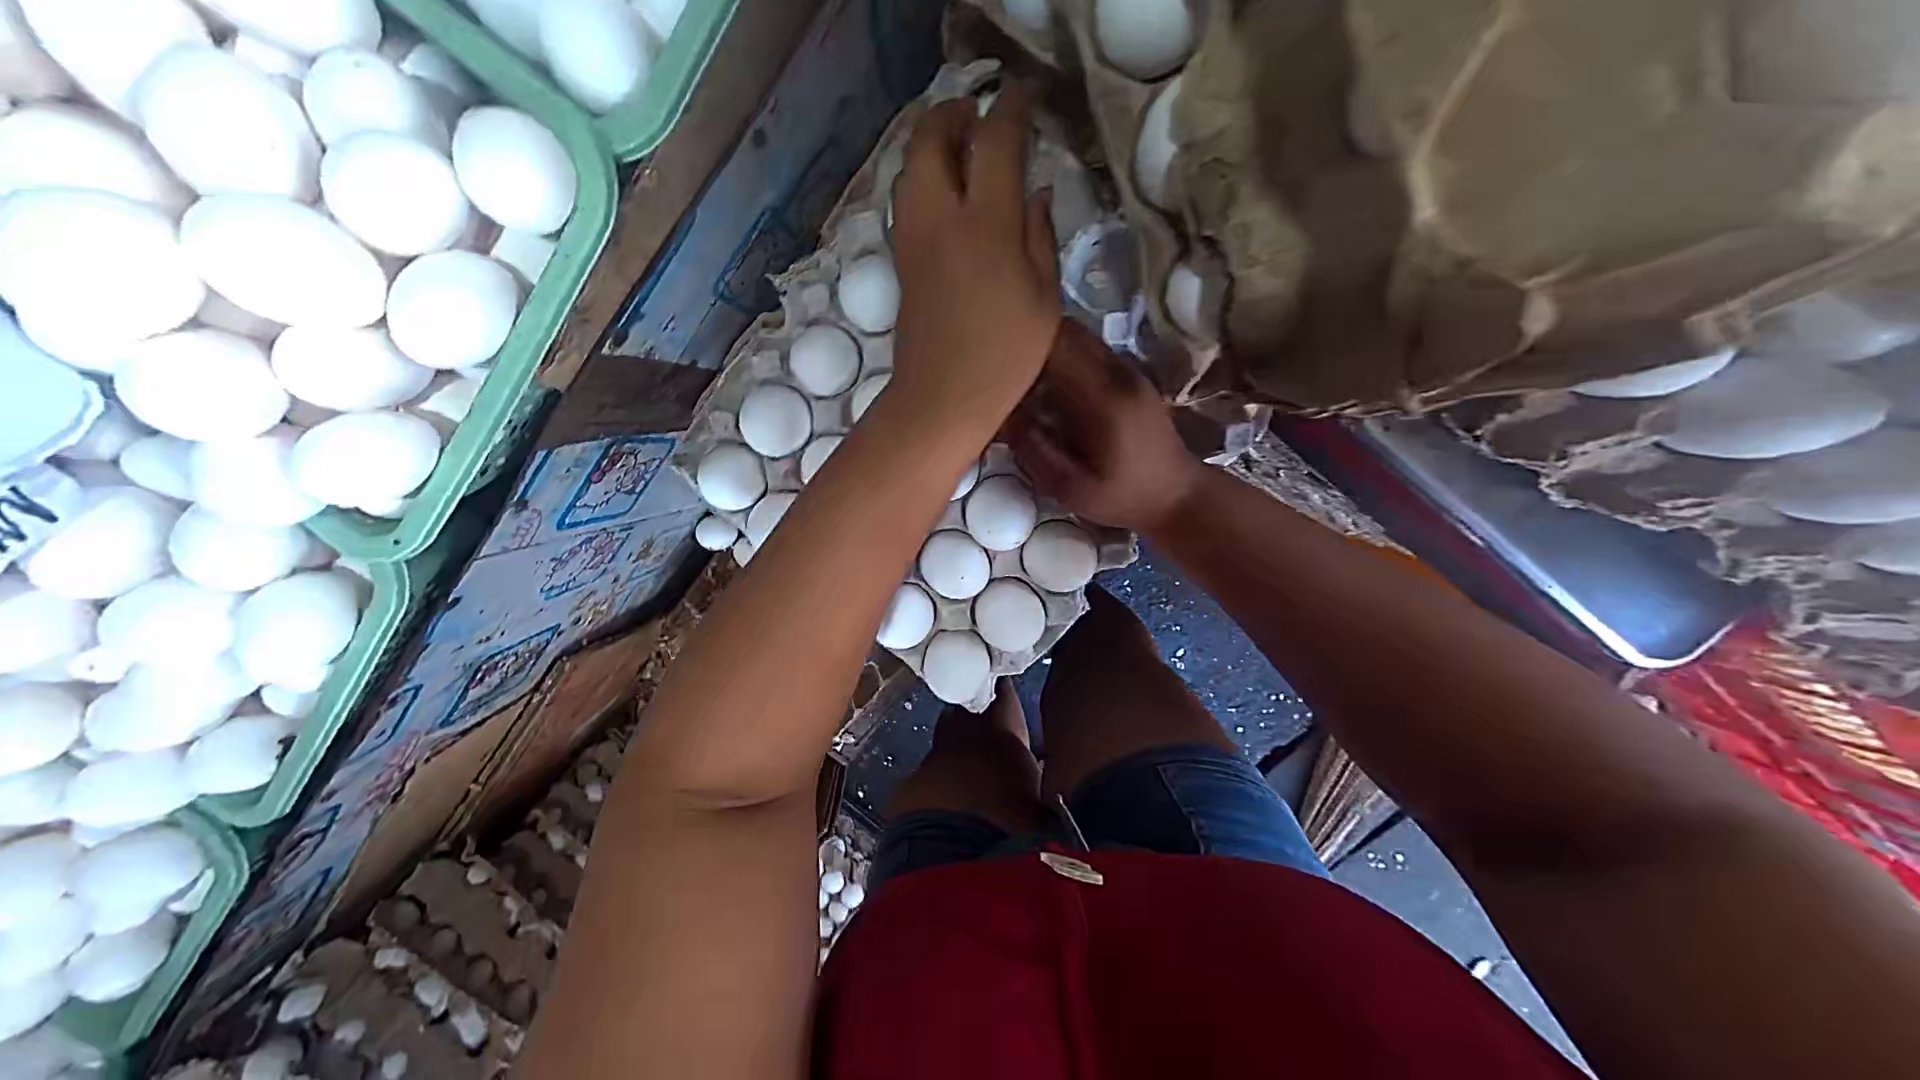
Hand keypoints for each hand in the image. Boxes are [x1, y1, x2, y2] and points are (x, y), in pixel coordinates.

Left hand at [888, 83, 1060, 425]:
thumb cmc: (1005, 355)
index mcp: (985, 224)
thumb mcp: (1044, 297)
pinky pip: (907, 198)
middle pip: (931, 137)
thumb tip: (1036, 194)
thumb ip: (1039, 236)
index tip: (1025, 94)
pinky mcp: (901, 259)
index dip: (1011, 108)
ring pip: (912, 166)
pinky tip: (948, 194)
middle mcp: (940, 217)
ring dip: (933, 145)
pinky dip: (924, 178)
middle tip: (980, 117)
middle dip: (953, 114)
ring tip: (963, 151)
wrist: (943, 396)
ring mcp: (912, 237)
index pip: (995, 142)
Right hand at [1006, 319, 1204, 534]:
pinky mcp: (1132, 376)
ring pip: (1081, 338)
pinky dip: (1067, 357)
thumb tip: (1004, 417)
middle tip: (1004, 365)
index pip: (1057, 347)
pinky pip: (1092, 351)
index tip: (995, 359)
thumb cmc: (1123, 498)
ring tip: (1024, 372)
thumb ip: (1035, 450)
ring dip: (1051, 348)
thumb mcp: (1070, 489)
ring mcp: (1129, 371)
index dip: (1023, 346)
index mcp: (1104, 399)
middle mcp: (1119, 374)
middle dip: (1034, 342)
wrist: (1178, 496)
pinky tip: (1052, 383)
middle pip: (1069, 332)